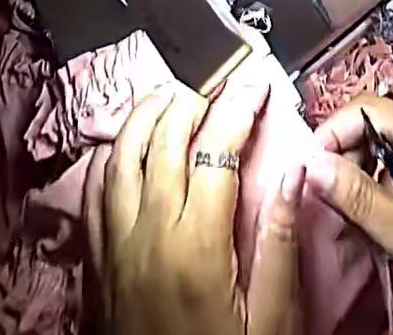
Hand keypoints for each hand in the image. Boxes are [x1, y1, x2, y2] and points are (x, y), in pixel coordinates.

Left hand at [85, 82, 303, 334]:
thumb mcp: (269, 320)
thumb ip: (281, 241)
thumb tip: (297, 170)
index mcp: (196, 244)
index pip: (217, 148)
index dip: (239, 106)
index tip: (258, 81)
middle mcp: (148, 231)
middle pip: (165, 137)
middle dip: (196, 97)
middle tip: (223, 85)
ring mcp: (114, 242)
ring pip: (121, 152)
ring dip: (147, 112)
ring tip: (177, 95)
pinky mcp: (96, 257)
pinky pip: (95, 187)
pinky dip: (115, 150)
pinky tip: (134, 141)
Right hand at [305, 95, 392, 334]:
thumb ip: (364, 201)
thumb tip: (316, 166)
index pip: (370, 108)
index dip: (335, 131)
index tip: (311, 167)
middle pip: (371, 126)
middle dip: (343, 156)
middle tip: (325, 195)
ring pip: (378, 151)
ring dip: (356, 178)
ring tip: (345, 213)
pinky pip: (391, 174)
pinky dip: (372, 193)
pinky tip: (367, 223)